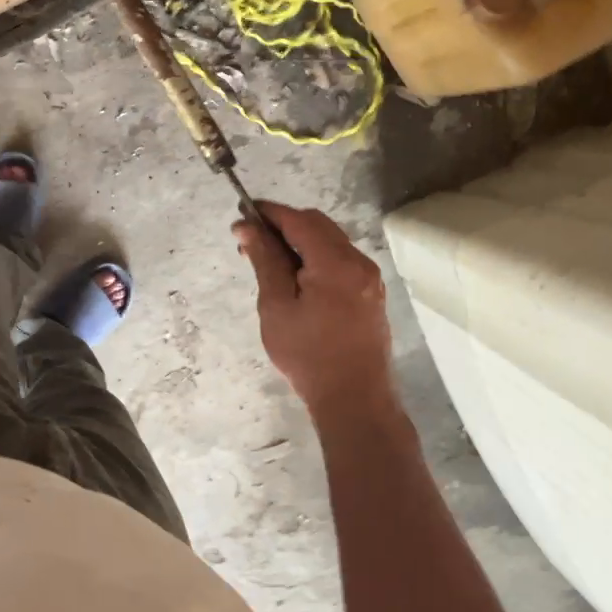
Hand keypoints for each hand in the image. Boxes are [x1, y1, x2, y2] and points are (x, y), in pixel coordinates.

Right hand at [233, 203, 392, 412]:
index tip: (241, 213)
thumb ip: (264, 261)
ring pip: (329, 242)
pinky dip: (314, 257)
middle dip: (282, 225)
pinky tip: (293, 277)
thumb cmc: (308, 355)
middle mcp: (359, 263)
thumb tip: (247, 227)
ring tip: (267, 261)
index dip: (269, 212)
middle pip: (318, 225)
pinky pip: (339, 260)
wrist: (354, 400)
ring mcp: (369, 279)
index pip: (299, 220)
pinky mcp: (370, 294)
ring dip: (298, 241)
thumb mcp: (276, 306)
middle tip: (249, 241)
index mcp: (336, 263)